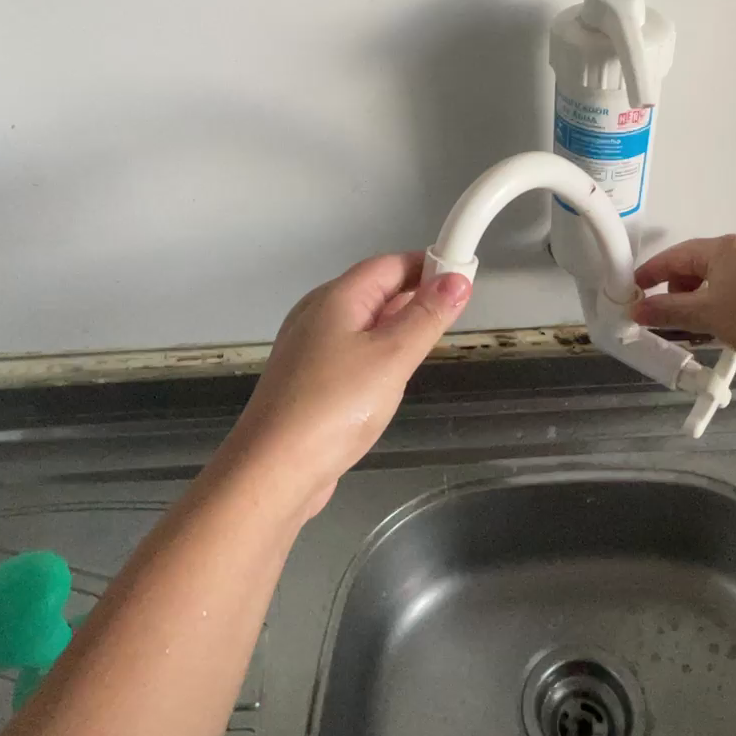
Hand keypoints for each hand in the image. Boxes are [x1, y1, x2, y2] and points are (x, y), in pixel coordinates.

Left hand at [217, 253, 471, 516]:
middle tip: (452, 317)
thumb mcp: (392, 357)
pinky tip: (390, 379)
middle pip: (374, 290)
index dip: (427, 266)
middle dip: (415, 297)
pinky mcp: (307, 380)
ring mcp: (309, 348)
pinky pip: (351, 351)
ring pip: (363, 323)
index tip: (463, 280)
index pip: (390, 264)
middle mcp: (317, 314)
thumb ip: (426, 317)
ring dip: (397, 327)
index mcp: (336, 298)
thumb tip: (457, 279)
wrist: (273, 471)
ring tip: (426, 347)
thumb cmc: (334, 407)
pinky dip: (377, 354)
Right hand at [631, 235, 735, 367]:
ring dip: (701, 297)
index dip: (650, 273)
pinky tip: (728, 324)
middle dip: (677, 289)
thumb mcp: (707, 317)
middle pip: (698, 264)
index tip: (632, 291)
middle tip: (669, 316)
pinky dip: (724, 300)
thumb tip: (636, 311)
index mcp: (723, 248)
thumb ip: (667, 311)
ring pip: (720, 276)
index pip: (675, 256)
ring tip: (699, 325)